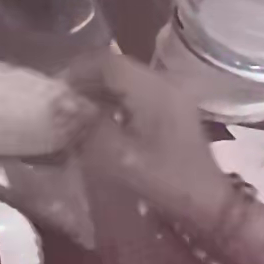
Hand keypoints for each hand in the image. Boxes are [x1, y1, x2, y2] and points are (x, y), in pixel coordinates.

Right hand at [68, 54, 232, 231]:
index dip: (75, 71)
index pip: (106, 62)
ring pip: (124, 79)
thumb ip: (87, 125)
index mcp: (152, 89)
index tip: (54, 89)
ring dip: (97, 90)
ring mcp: (171, 93)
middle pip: (115, 66)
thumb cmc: (164, 180)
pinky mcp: (172, 107)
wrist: (209, 202)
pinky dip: (112, 99)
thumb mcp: (119, 156)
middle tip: (60, 101)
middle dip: (84, 80)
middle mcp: (164, 82)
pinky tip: (99, 120)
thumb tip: (59, 103)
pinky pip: (135, 91)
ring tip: (74, 111)